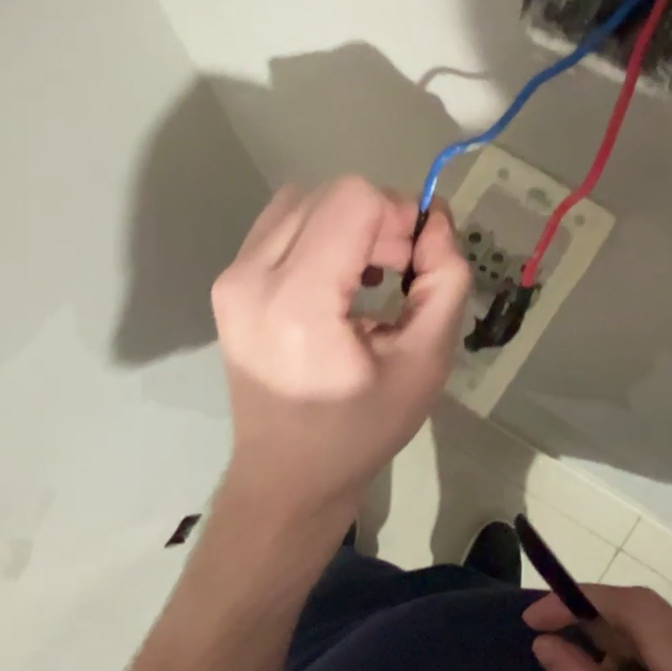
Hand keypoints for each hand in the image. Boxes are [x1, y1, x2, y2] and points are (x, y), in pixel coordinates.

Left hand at [211, 177, 469, 520]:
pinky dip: (317, 237)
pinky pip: (278, 227)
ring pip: (300, 202)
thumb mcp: (424, 364)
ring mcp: (231, 280)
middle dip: (377, 219)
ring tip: (368, 277)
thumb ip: (444, 281)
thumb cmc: (358, 432)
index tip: (417, 262)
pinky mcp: (227, 287)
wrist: (286, 476)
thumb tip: (437, 223)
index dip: (400, 215)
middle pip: (327, 194)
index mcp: (297, 302)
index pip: (353, 199)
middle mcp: (251, 278)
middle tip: (400, 272)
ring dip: (345, 224)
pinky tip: (336, 282)